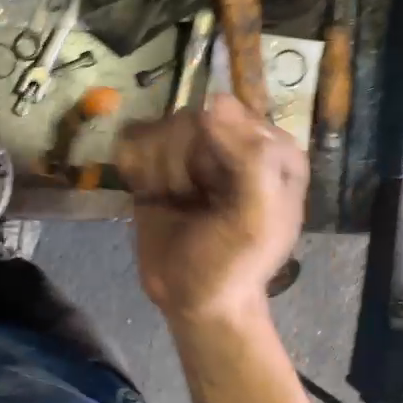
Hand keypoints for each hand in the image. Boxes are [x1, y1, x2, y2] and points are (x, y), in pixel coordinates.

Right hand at [115, 94, 307, 321]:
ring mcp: (192, 149)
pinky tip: (150, 195)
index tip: (213, 188)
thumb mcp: (258, 219)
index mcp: (270, 147)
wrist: (191, 300)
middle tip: (190, 201)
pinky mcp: (157, 161)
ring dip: (156, 173)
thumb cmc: (231, 264)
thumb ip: (250, 158)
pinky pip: (132, 140)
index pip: (225, 115)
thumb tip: (212, 101)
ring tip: (172, 202)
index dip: (212, 151)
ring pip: (155, 129)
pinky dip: (134, 170)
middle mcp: (232, 139)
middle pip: (184, 120)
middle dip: (180, 166)